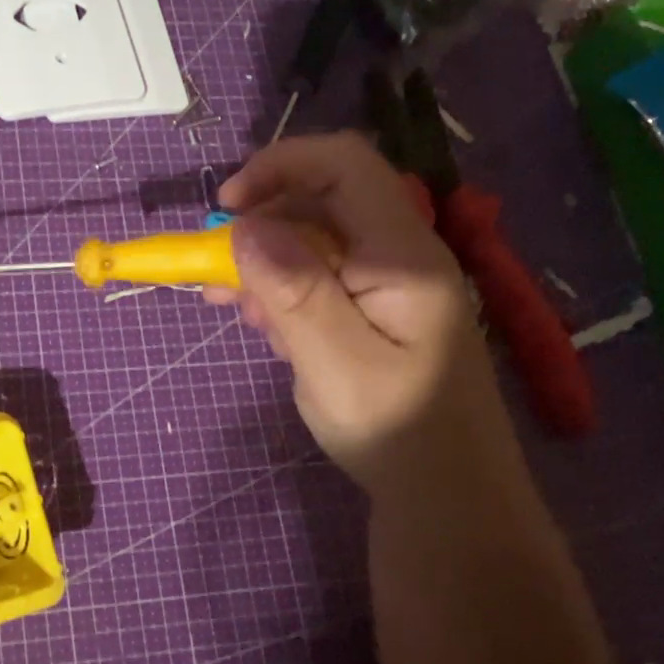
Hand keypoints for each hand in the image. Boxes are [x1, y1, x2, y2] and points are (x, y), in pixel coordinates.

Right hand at [204, 133, 520, 489]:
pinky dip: (281, 289)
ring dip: (264, 260)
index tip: (227, 206)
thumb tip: (247, 225)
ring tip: (227, 303)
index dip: (281, 165)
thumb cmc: (398, 431)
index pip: (345, 166)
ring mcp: (388, 285)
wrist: (449, 498)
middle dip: (260, 221)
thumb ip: (295, 291)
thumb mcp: (338, 364)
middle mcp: (399, 256)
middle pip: (323, 201)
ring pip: (315, 241)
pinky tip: (262, 324)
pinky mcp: (375, 312)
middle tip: (214, 270)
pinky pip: (320, 277)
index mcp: (403, 255)